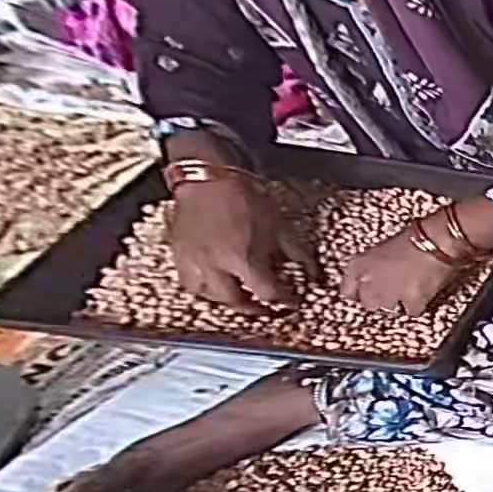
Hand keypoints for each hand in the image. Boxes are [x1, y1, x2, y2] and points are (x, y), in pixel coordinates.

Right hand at [168, 175, 318, 312]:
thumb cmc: (248, 203)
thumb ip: (300, 258)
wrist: (210, 182)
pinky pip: (188, 282)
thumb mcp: (283, 232)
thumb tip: (315, 276)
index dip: (284, 301)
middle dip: (255, 309)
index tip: (293, 301)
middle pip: (233, 301)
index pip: (266, 293)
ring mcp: (191, 259)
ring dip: (227, 302)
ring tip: (245, 300)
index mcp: (241, 259)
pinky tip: (220, 287)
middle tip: (270, 309)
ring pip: (205, 295)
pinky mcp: (177, 252)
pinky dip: (205, 290)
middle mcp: (212, 264)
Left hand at [340, 221, 464, 315]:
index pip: (348, 291)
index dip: (361, 292)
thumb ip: (374, 266)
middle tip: (393, 293)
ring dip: (399, 303)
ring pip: (390, 308)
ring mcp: (389, 293)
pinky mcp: (411, 301)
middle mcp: (369, 282)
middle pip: (369, 304)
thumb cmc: (411, 239)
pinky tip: (422, 297)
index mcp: (357, 266)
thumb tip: (381, 276)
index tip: (369, 293)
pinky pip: (412, 311)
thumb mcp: (381, 249)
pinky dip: (417, 306)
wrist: (432, 242)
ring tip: (410, 293)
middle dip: (380, 300)